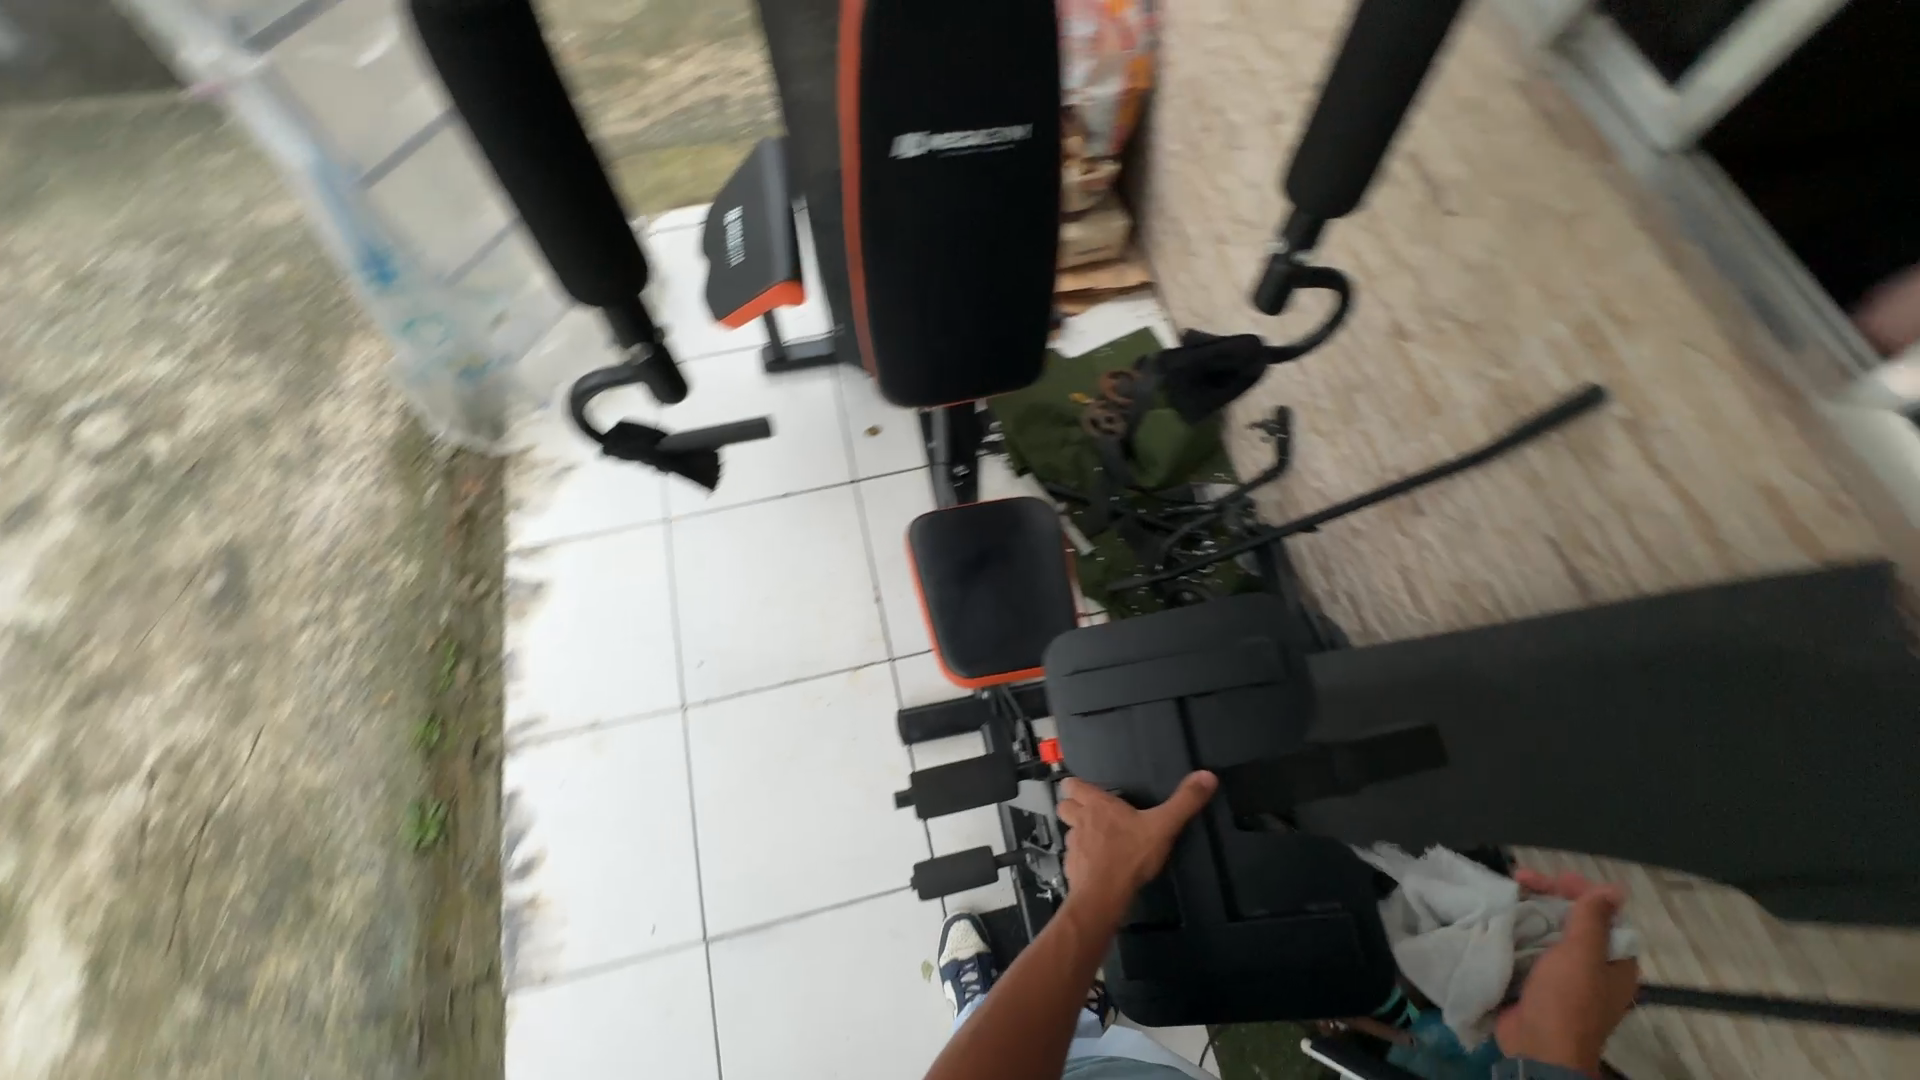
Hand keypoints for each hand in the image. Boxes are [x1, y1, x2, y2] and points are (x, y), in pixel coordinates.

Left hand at [1055, 772, 1216, 916]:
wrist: (1104, 895)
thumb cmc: (1131, 854)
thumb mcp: (1163, 826)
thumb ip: (1184, 802)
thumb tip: (1207, 775)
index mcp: (1097, 805)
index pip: (1072, 785)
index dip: (1075, 786)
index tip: (1084, 789)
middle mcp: (1080, 820)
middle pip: (1064, 806)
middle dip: (1073, 808)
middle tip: (1089, 813)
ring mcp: (1073, 845)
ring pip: (1069, 832)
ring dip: (1078, 834)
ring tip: (1096, 842)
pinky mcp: (1072, 868)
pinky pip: (1074, 858)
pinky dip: (1082, 860)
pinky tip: (1097, 867)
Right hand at [1496, 870, 1639, 1077]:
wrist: (1537, 1045)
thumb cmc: (1566, 999)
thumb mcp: (1581, 956)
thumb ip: (1593, 920)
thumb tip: (1614, 889)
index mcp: (1615, 962)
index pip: (1603, 914)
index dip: (1579, 891)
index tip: (1551, 877)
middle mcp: (1593, 966)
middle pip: (1573, 918)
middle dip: (1547, 895)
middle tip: (1519, 878)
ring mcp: (1563, 972)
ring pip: (1549, 928)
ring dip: (1528, 908)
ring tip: (1504, 891)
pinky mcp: (1536, 977)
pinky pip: (1529, 943)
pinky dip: (1516, 926)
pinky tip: (1499, 913)